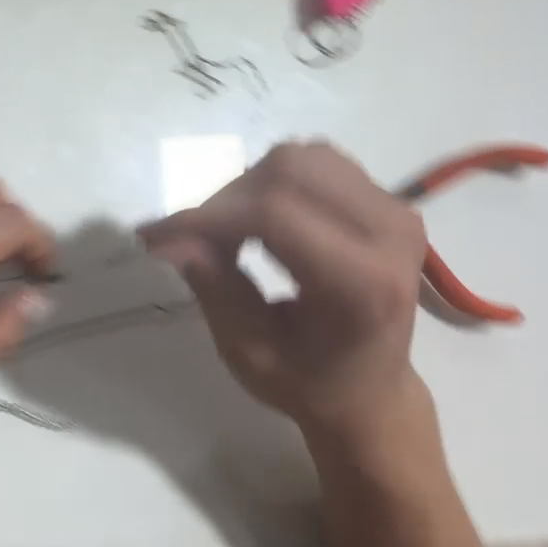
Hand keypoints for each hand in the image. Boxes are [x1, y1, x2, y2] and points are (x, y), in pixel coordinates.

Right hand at [138, 141, 429, 439]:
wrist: (368, 389)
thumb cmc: (305, 382)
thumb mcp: (246, 352)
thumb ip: (215, 289)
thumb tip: (170, 241)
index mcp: (360, 282)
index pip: (273, 214)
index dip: (203, 217)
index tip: (152, 237)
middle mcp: (389, 233)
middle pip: (288, 170)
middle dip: (221, 201)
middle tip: (188, 241)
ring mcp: (395, 210)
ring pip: (301, 157)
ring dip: (244, 188)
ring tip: (220, 232)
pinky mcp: (386, 202)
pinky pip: (318, 163)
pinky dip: (269, 184)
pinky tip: (251, 222)